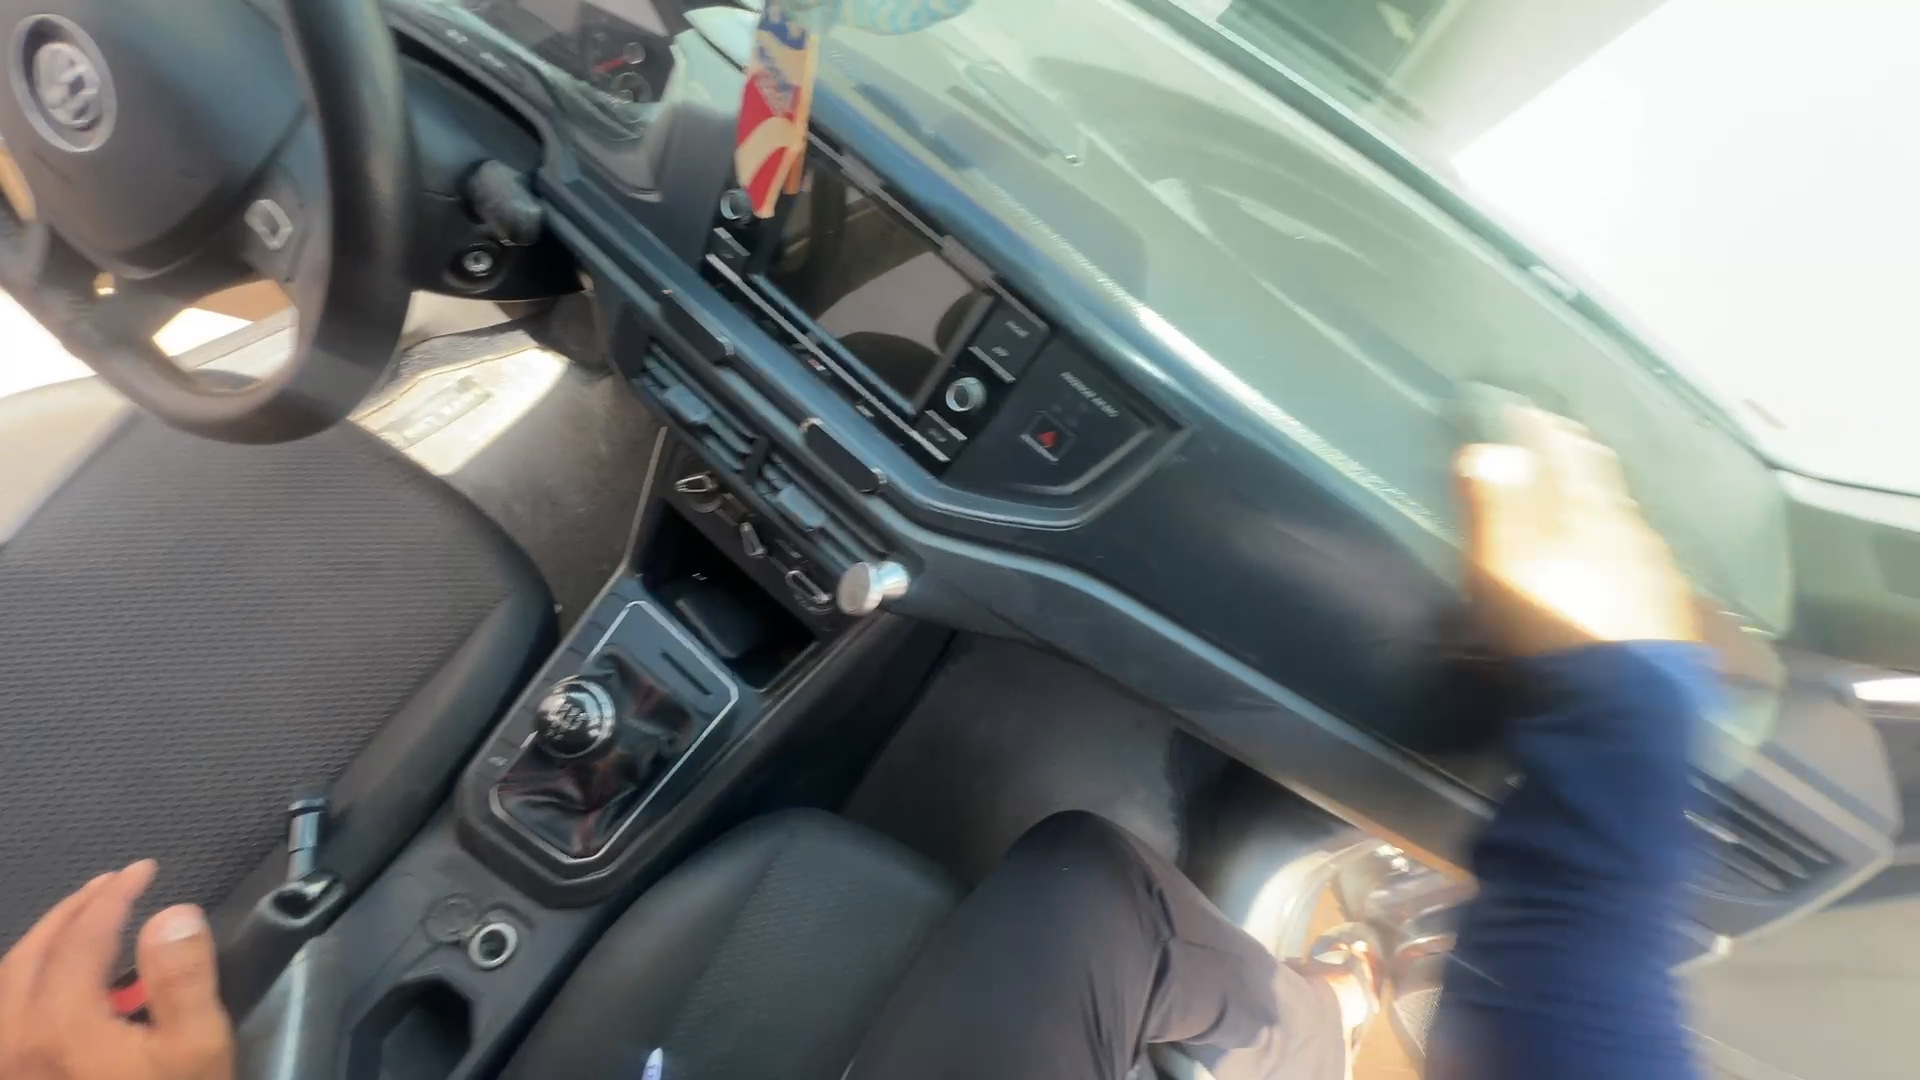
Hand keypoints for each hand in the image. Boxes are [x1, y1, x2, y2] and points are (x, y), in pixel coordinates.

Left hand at [0, 863, 233, 1079]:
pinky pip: (2, 1017)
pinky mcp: (12, 1077)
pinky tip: (56, 980)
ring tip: (84, 917)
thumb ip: (181, 977)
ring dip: (41, 942)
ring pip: (0, 990)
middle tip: (114, 880)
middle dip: (69, 911)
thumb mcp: (195, 1044)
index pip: (81, 939)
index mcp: (58, 1028)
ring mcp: (2, 1067)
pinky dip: (25, 982)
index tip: (147, 867)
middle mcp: (9, 1044)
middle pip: (23, 960)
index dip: (113, 895)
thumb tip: (170, 912)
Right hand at [1456, 407, 1697, 655]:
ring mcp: (1655, 573)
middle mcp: (1632, 533)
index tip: (1525, 411)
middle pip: (1603, 486)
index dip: (1544, 432)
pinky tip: (1609, 559)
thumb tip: (1488, 449)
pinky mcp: (1663, 611)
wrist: (1616, 703)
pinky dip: (1613, 543)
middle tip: (1557, 445)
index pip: (1569, 458)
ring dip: (1597, 504)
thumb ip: (1497, 505)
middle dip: (1577, 462)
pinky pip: (1635, 558)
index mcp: (1591, 515)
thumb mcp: (1506, 562)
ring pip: (1623, 522)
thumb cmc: (1546, 621)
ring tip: (1578, 502)